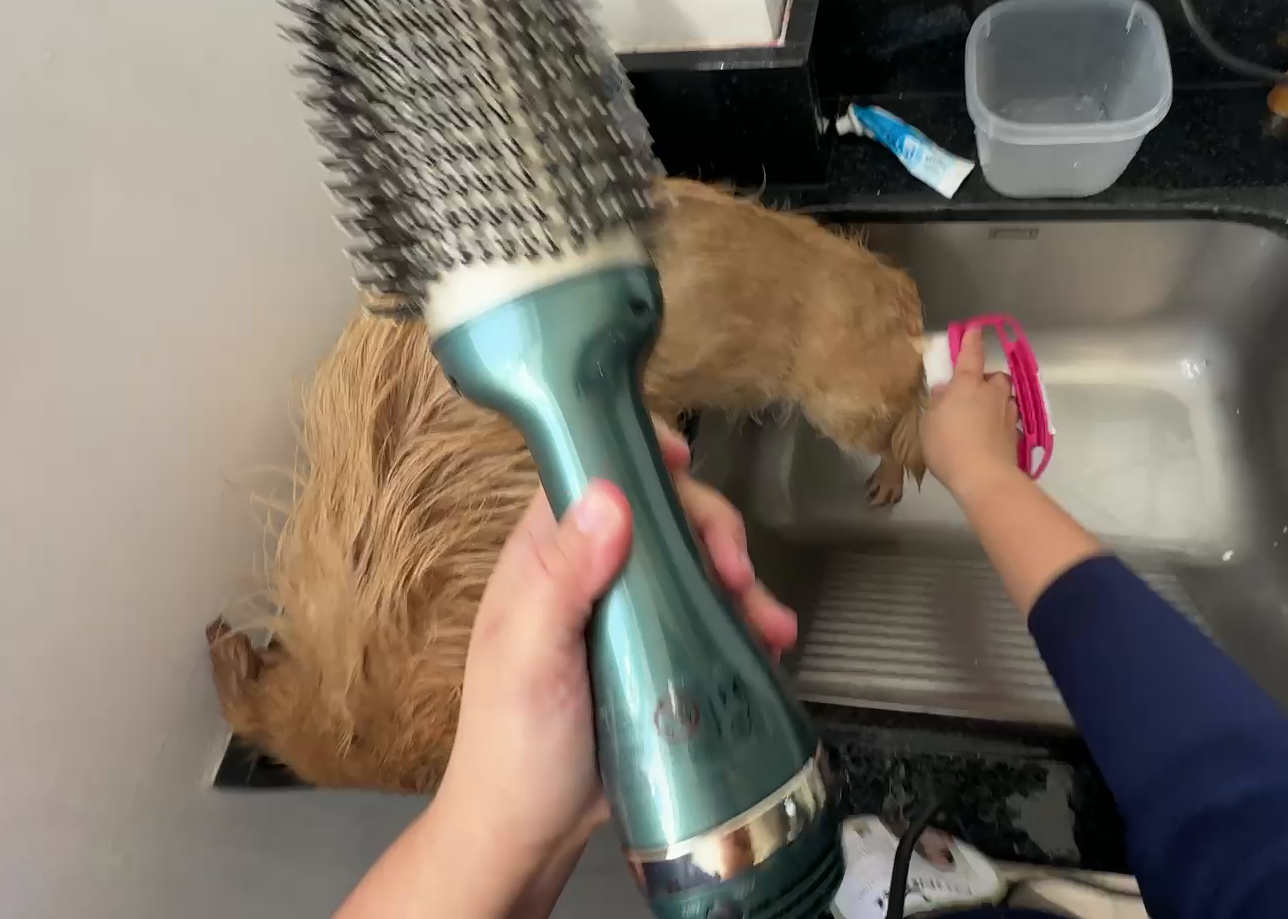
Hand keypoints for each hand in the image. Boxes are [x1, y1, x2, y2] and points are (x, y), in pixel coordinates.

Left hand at [427, 423, 797, 891]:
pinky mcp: (663, 642)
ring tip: (771, 624)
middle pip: (664, 511)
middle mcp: (592, 566)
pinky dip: (746, 617)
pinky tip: (769, 643)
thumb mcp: (529, 659)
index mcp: (549, 553)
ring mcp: (632, 605)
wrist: (535, 833)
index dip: (640, 454)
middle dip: (711, 528)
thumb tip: (611, 494)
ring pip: (696, 557)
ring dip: (742, 579)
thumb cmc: (516, 743)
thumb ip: (561, 578)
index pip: (593, 471)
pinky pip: (711, 608)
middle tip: (738, 572)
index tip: (685, 462)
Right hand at [921, 324, 1022, 500]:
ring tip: (982, 417)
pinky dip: (1001, 425)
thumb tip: (945, 390)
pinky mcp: (1016, 436)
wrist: (984, 477)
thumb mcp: (930, 423)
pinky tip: (990, 438)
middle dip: (988, 380)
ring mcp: (1008, 415)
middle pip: (996, 378)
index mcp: (967, 385)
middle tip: (974, 391)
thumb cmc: (948, 445)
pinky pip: (1009, 422)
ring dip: (996, 402)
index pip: (971, 355)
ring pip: (1005, 399)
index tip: (974, 328)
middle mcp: (992, 394)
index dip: (971, 340)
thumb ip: (938, 403)